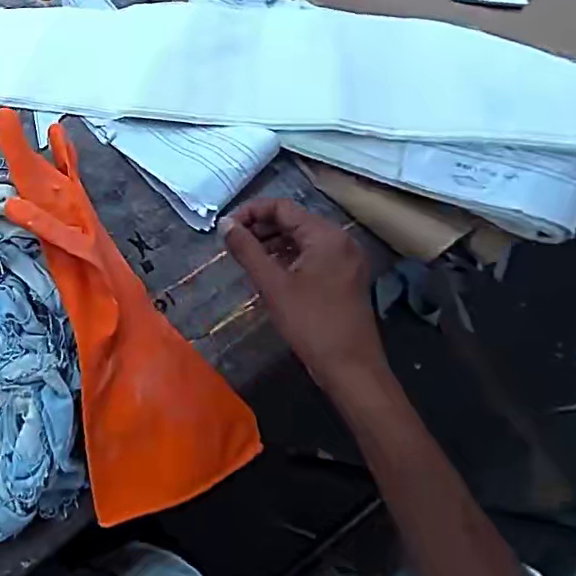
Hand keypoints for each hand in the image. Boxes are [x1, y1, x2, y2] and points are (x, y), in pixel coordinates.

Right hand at [223, 198, 381, 385]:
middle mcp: (340, 241)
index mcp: (326, 236)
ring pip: (299, 237)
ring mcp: (344, 259)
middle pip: (292, 220)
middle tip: (232, 243)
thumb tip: (225, 224)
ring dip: (270, 241)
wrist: (350, 368)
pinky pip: (309, 254)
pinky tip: (267, 270)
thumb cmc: (310, 322)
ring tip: (245, 256)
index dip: (250, 212)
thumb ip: (246, 248)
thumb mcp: (271, 283)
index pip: (282, 207)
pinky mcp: (342, 276)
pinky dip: (286, 255)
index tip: (226, 229)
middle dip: (259, 227)